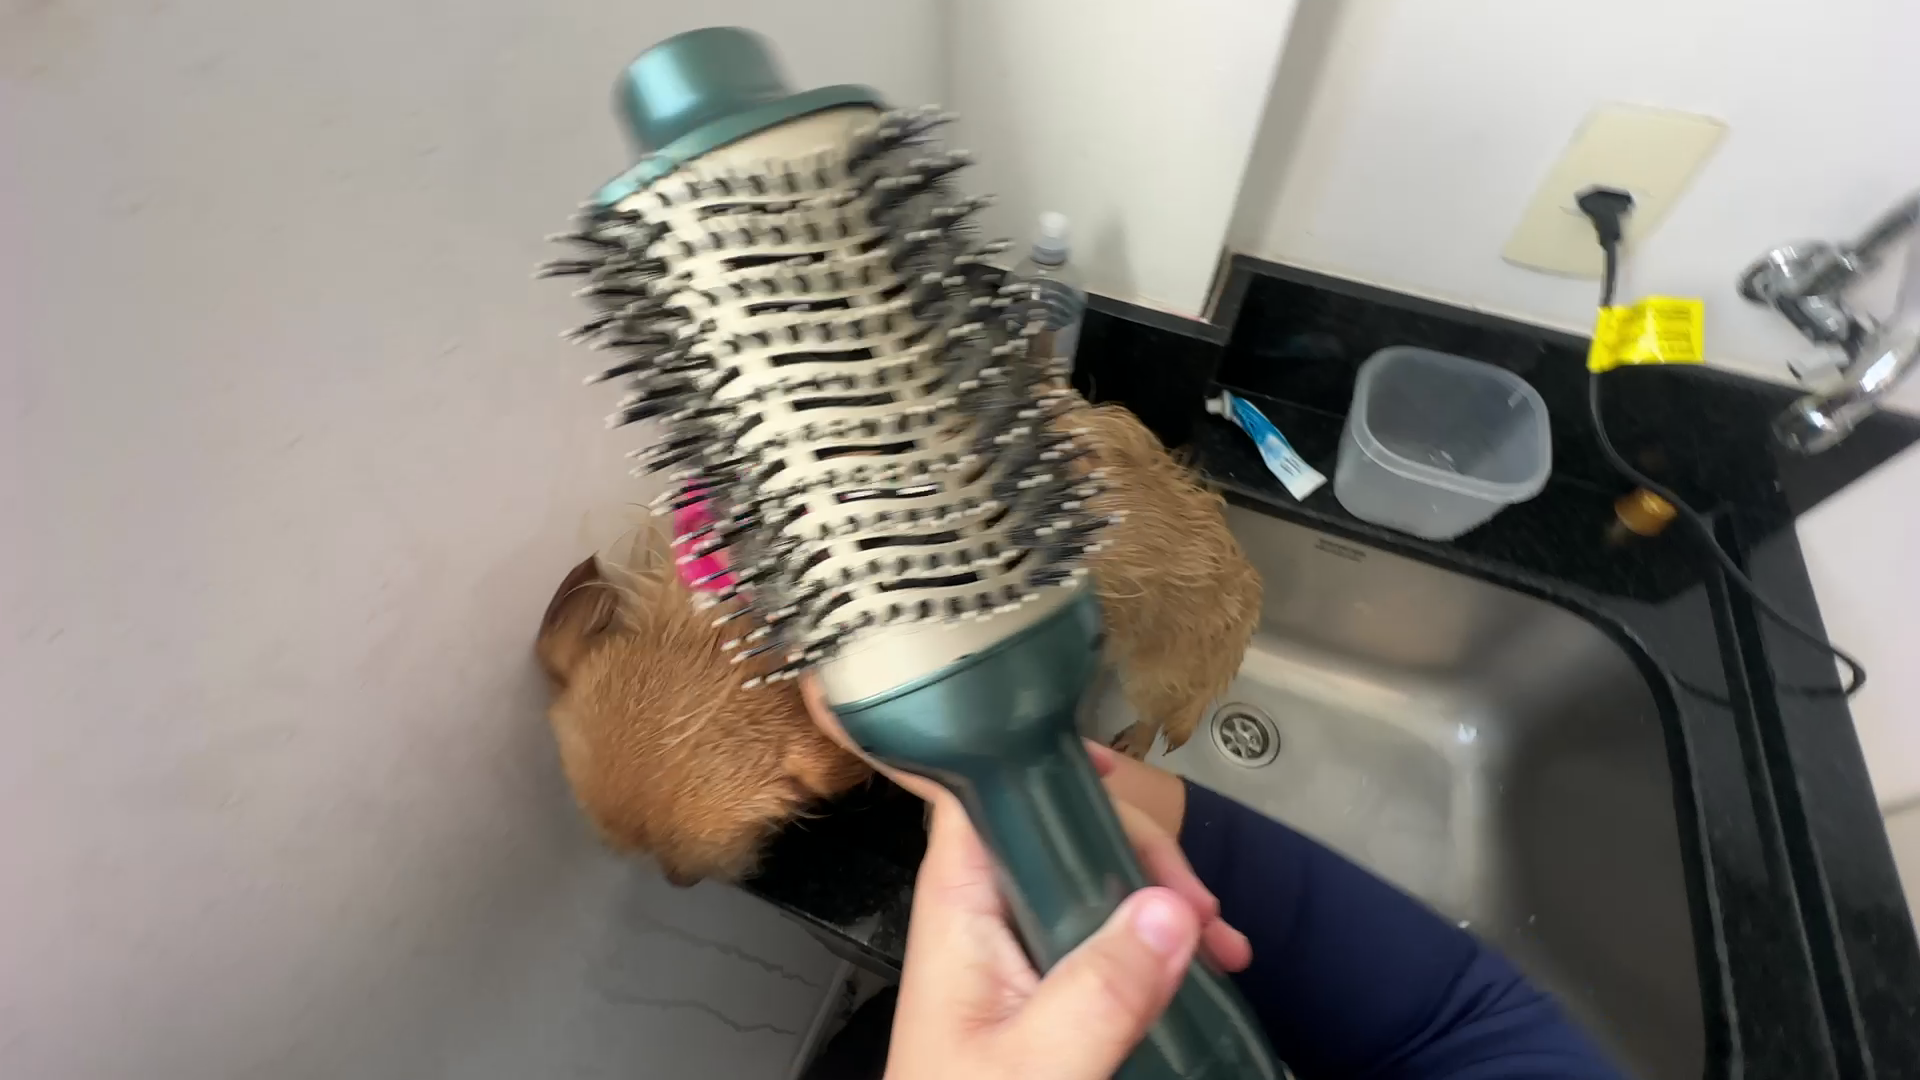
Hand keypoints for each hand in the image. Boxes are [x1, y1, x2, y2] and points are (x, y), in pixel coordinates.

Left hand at [886, 793, 1239, 1079]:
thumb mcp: (1037, 1062)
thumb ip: (1100, 992)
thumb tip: (1174, 909)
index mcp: (962, 893)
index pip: (983, 788)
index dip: (1038, 760)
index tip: (1113, 769)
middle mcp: (987, 894)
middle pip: (1057, 819)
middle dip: (1136, 843)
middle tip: (1199, 904)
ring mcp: (1018, 924)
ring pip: (1088, 862)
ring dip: (1159, 886)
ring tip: (1220, 941)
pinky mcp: (1044, 958)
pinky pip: (1101, 912)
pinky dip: (1154, 924)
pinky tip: (1201, 955)